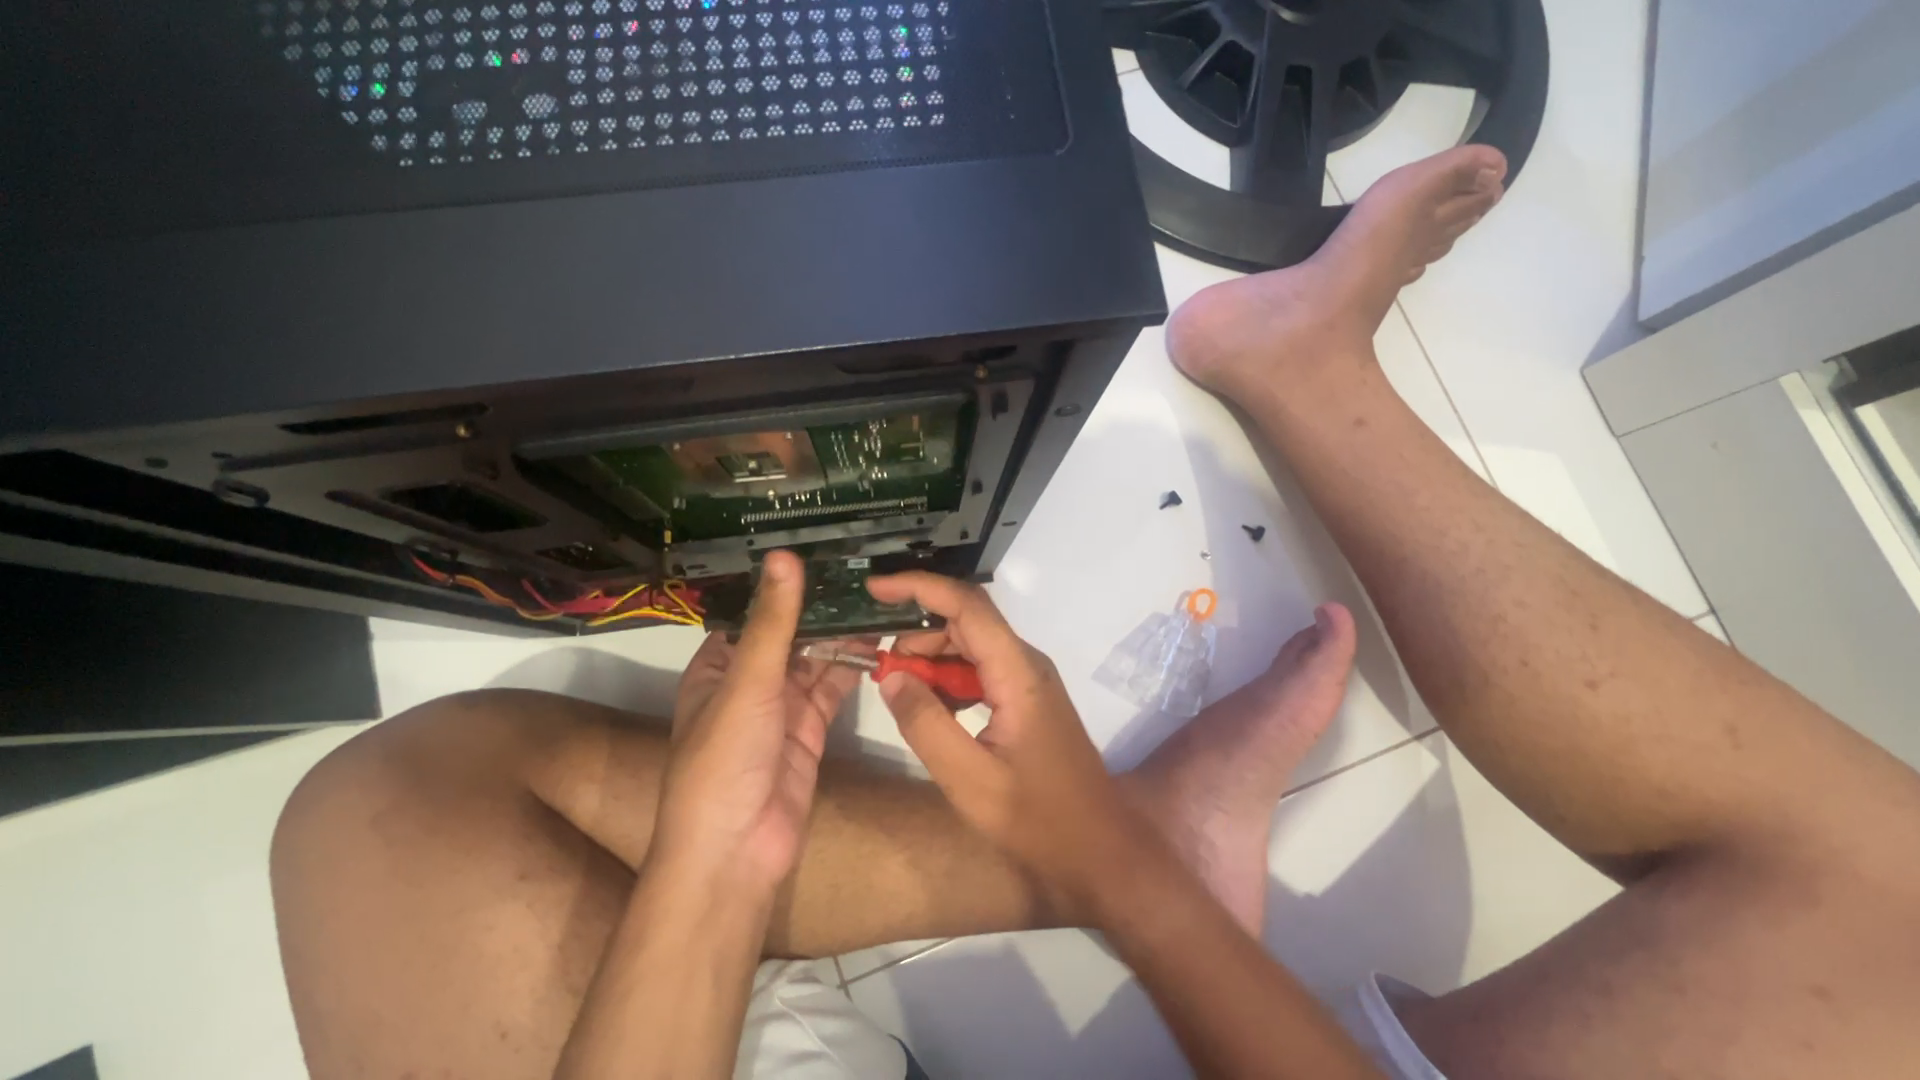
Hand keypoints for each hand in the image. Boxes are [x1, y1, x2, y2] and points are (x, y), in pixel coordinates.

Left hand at [652, 551, 864, 892]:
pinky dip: (854, 668)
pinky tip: (882, 641)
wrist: (735, 851)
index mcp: (717, 666)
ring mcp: (781, 708)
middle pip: (789, 634)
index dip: (784, 583)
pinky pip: (834, 689)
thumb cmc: (724, 760)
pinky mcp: (811, 731)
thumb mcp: (747, 682)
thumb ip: (773, 622)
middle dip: (823, 607)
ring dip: (843, 635)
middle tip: (868, 569)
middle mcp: (748, 682)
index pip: (753, 612)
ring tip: (882, 597)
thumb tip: (784, 556)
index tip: (826, 550)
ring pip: (816, 660)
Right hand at [866, 572, 1138, 906]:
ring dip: (930, 659)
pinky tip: (929, 709)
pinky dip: (948, 680)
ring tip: (895, 688)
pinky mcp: (1027, 701)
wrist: (1098, 849)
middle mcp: (1026, 664)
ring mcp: (1029, 682)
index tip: (873, 589)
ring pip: (971, 647)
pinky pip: (981, 672)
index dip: (918, 587)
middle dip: (916, 633)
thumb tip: (890, 675)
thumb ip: (925, 724)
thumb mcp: (969, 778)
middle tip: (877, 665)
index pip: (966, 605)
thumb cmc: (1037, 819)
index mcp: (1017, 673)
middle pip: (965, 622)